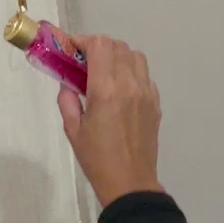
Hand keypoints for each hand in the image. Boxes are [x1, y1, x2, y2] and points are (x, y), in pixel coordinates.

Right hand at [55, 33, 164, 207]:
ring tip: (102, 71)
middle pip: (118, 46)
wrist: (130, 182)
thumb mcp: (72, 129)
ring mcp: (147, 93)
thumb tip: (68, 82)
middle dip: (98, 46)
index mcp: (107, 90)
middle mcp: (130, 85)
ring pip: (135, 56)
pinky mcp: (155, 103)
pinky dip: (130, 71)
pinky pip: (144, 75)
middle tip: (82, 60)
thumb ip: (68, 99)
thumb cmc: (96, 158)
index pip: (100, 46)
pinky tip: (118, 88)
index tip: (71, 47)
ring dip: (117, 55)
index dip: (83, 40)